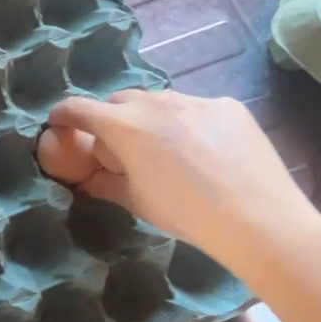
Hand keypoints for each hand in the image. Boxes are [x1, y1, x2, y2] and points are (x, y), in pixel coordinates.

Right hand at [37, 89, 320, 264]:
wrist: (261, 221)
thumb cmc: (187, 215)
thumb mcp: (137, 202)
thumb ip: (104, 184)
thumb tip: (86, 179)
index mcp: (123, 125)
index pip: (77, 108)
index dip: (63, 115)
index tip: (59, 123)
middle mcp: (154, 102)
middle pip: (119, 101)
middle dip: (113, 119)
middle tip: (123, 148)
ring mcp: (193, 100)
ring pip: (159, 102)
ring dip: (152, 119)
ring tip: (169, 151)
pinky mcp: (227, 106)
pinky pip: (197, 109)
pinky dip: (192, 124)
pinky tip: (208, 153)